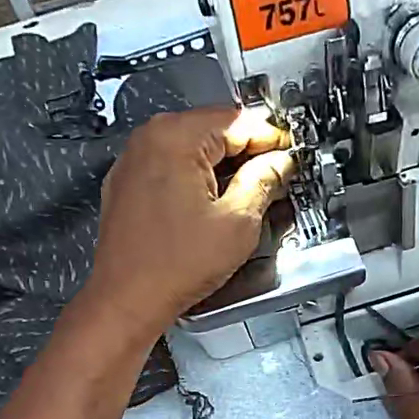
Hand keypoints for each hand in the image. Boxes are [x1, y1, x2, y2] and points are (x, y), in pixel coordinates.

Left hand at [86, 105, 293, 328]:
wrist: (129, 298)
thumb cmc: (175, 265)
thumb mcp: (238, 222)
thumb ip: (263, 182)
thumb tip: (279, 163)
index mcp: (176, 139)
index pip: (236, 120)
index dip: (270, 138)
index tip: (289, 155)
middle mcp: (148, 140)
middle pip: (213, 129)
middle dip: (247, 151)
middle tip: (276, 175)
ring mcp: (134, 161)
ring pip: (192, 147)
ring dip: (224, 165)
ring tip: (249, 194)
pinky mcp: (129, 184)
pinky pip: (171, 166)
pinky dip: (198, 177)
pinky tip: (215, 204)